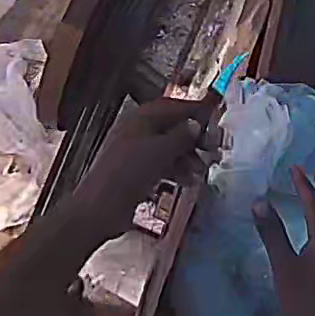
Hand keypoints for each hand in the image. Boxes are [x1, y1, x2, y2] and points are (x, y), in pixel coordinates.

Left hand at [59, 98, 211, 246]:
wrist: (99, 208)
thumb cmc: (128, 173)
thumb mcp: (160, 151)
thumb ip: (181, 136)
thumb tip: (195, 124)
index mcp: (140, 119)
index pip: (172, 106)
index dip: (194, 110)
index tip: (215, 116)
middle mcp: (137, 131)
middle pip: (171, 127)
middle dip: (193, 137)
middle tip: (212, 148)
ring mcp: (135, 152)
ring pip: (167, 147)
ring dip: (186, 156)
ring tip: (201, 169)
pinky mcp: (135, 172)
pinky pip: (160, 164)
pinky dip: (175, 169)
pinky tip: (188, 181)